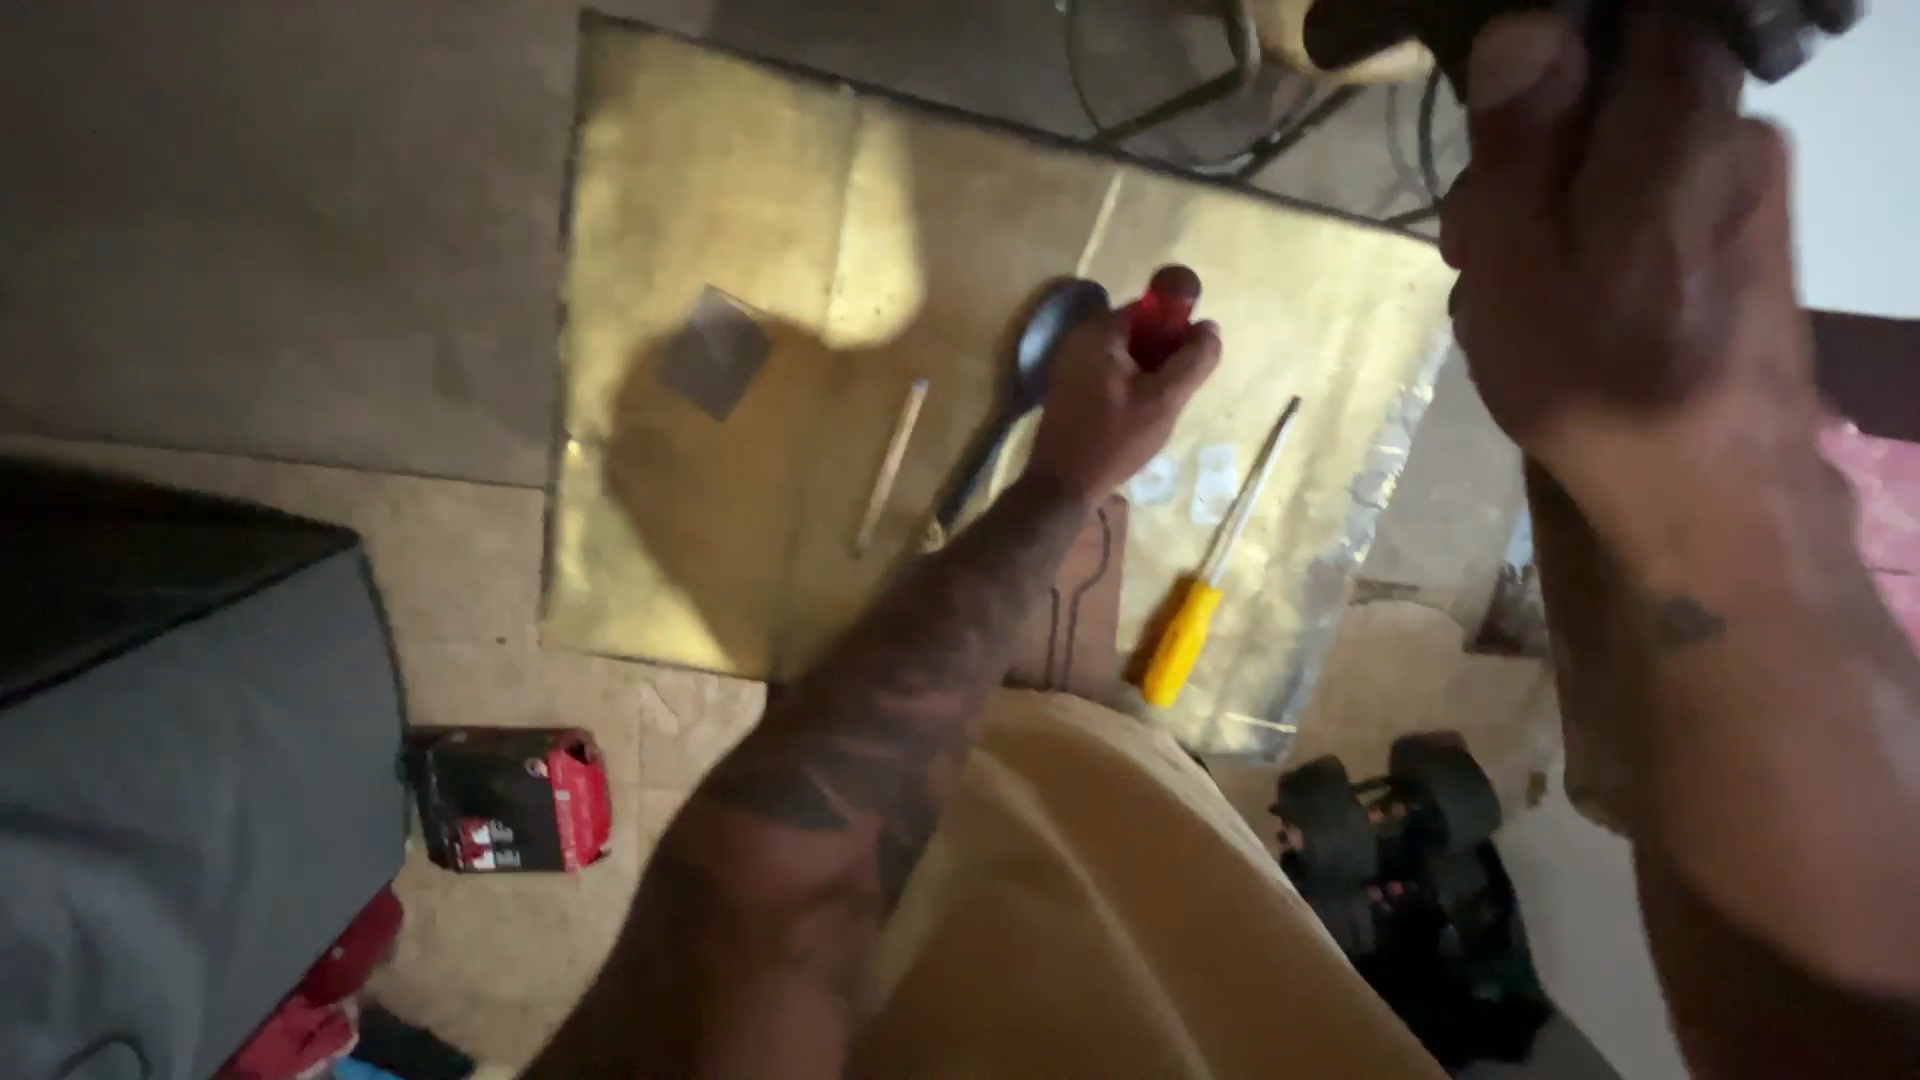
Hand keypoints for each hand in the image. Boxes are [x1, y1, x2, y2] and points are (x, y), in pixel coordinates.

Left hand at [1026, 306, 1220, 504]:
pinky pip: (1109, 375)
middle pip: (1138, 332)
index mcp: (1099, 333)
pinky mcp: (1068, 389)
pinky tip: (1132, 420)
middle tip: (1172, 394)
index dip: (1176, 331)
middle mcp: (1079, 340)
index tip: (1187, 365)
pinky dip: (1127, 389)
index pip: (1150, 309)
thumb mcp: (1164, 401)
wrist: (1062, 486)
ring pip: (1125, 357)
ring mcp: (1069, 365)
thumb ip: (1193, 360)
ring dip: (1147, 377)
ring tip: (1152, 412)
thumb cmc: (1113, 441)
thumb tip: (1209, 328)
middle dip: (1162, 357)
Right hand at [1442, 9, 1826, 546]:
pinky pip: (1648, 205)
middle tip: (1476, 253)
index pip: (1617, 19)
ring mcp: (1746, 185)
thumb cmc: (1587, 369)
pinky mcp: (1744, 236)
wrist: (1700, 480)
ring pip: (1618, 160)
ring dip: (1549, 212)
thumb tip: (1520, 22)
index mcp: (1671, 118)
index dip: (1539, 70)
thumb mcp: (1514, 257)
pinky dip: (1591, 241)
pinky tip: (1562, 310)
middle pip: (1608, 98)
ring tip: (1512, 298)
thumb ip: (1518, 141)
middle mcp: (1731, 127)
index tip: (1490, 146)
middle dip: (1527, 161)